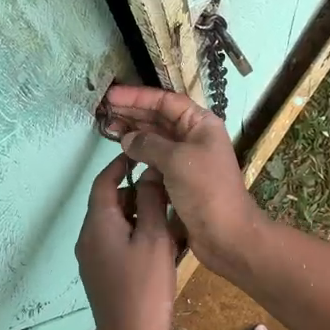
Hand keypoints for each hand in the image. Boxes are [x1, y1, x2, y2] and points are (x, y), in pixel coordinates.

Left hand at [75, 154, 176, 329]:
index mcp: (97, 224)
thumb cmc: (146, 287)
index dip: (121, 164)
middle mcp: (88, 239)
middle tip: (168, 191)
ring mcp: (92, 260)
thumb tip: (149, 170)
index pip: (103, 181)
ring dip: (140, 215)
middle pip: (109, 202)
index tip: (145, 154)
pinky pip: (116, 243)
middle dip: (138, 192)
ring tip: (171, 219)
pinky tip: (162, 246)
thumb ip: (153, 199)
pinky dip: (136, 235)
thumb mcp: (155, 237)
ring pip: (115, 223)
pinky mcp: (101, 277)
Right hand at [100, 85, 263, 272]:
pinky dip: (140, 156)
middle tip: (104, 112)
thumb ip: (149, 145)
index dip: (138, 96)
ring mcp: (187, 158)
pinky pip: (156, 160)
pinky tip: (123, 155)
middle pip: (160, 117)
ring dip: (134, 134)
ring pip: (156, 138)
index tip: (112, 95)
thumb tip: (128, 138)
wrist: (226, 234)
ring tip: (108, 130)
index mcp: (201, 124)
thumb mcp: (177, 160)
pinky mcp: (180, 179)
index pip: (166, 101)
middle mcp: (195, 136)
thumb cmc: (206, 190)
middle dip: (133, 113)